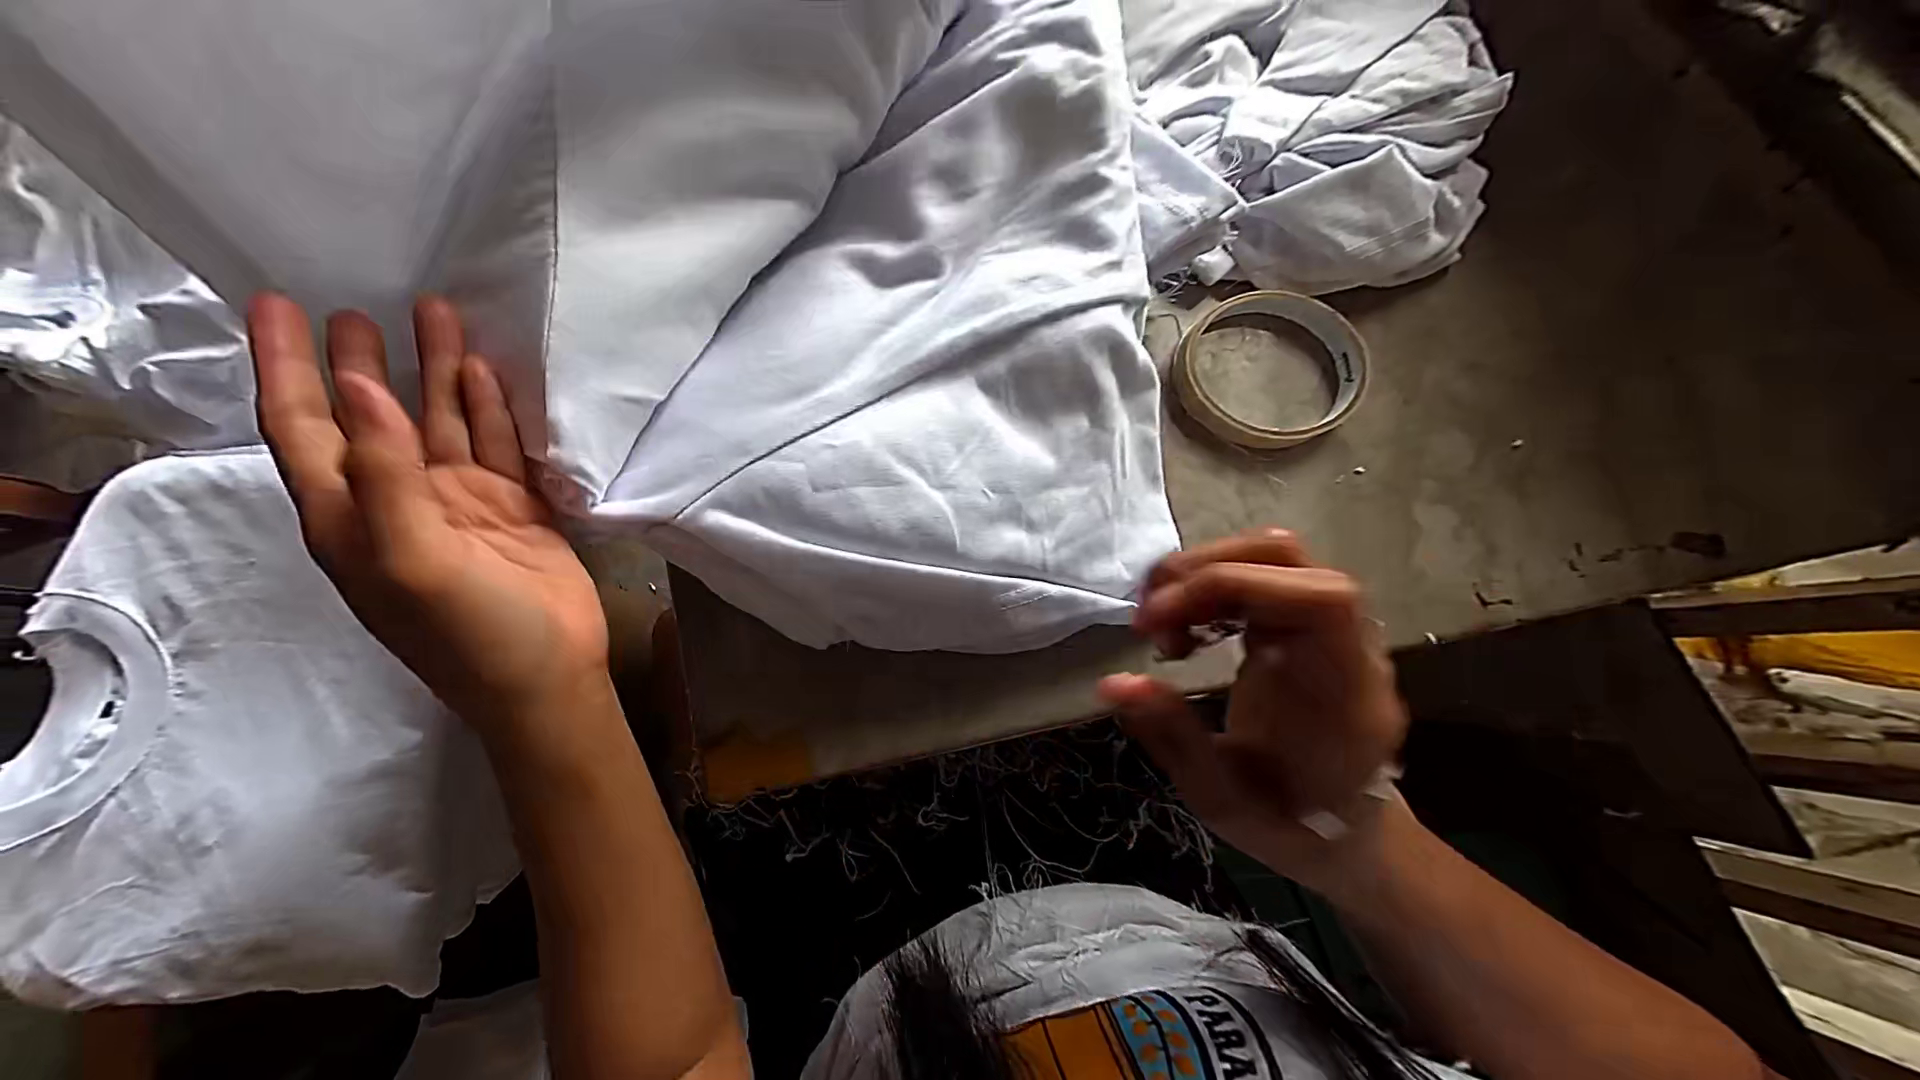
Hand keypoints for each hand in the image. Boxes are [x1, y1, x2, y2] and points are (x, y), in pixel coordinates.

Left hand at [249, 293, 607, 733]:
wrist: (550, 673)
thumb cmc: (470, 632)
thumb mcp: (409, 561)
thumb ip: (383, 477)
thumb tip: (361, 389)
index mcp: (352, 518)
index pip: (303, 428)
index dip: (286, 367)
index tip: (279, 304)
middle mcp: (402, 501)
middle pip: (373, 416)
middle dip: (361, 361)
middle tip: (363, 306)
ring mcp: (463, 503)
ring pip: (442, 423)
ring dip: (437, 373)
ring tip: (439, 315)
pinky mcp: (516, 507)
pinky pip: (497, 446)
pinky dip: (491, 410)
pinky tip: (486, 375)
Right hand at [1099, 529, 1407, 887]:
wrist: (1347, 835)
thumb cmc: (1292, 825)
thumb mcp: (1223, 799)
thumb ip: (1172, 736)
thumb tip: (1113, 681)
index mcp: (1345, 690)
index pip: (1315, 597)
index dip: (1231, 585)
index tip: (1158, 619)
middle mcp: (1347, 644)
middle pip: (1285, 557)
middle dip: (1201, 571)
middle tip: (1145, 618)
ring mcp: (1326, 628)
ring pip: (1269, 557)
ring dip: (1200, 574)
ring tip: (1156, 622)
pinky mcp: (1303, 625)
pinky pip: (1260, 576)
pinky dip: (1209, 586)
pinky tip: (1182, 628)